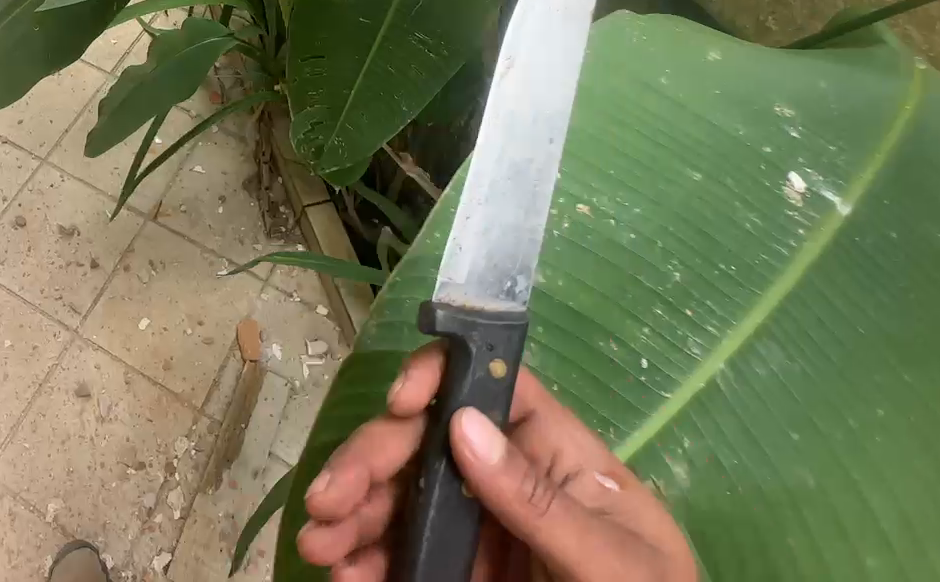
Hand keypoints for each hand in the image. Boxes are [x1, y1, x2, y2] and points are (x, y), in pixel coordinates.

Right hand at [297, 343, 697, 581]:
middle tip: (326, 501)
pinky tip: (347, 576)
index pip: (485, 384)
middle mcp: (501, 475)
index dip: (434, 377)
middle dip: (366, 461)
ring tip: (321, 547)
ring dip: (350, 513)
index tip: (398, 403)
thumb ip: (543, 501)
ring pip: (397, 494)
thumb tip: (463, 421)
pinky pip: (400, 551)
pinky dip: (364, 560)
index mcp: (550, 451)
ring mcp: (474, 524)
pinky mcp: (455, 570)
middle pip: (421, 439)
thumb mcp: (618, 568)